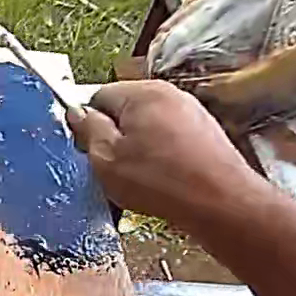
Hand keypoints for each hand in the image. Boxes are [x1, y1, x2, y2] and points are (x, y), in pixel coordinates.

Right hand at [67, 80, 277, 233]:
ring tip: (131, 171)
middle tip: (106, 162)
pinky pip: (162, 135)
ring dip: (130, 144)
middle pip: (121, 108)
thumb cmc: (158, 179)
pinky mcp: (202, 130)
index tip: (84, 145)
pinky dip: (152, 151)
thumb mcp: (104, 156)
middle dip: (109, 132)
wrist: (219, 201)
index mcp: (143, 93)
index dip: (85, 121)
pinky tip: (153, 172)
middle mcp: (170, 94)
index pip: (95, 96)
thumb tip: (76, 113)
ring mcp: (190, 111)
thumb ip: (87, 128)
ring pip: (141, 123)